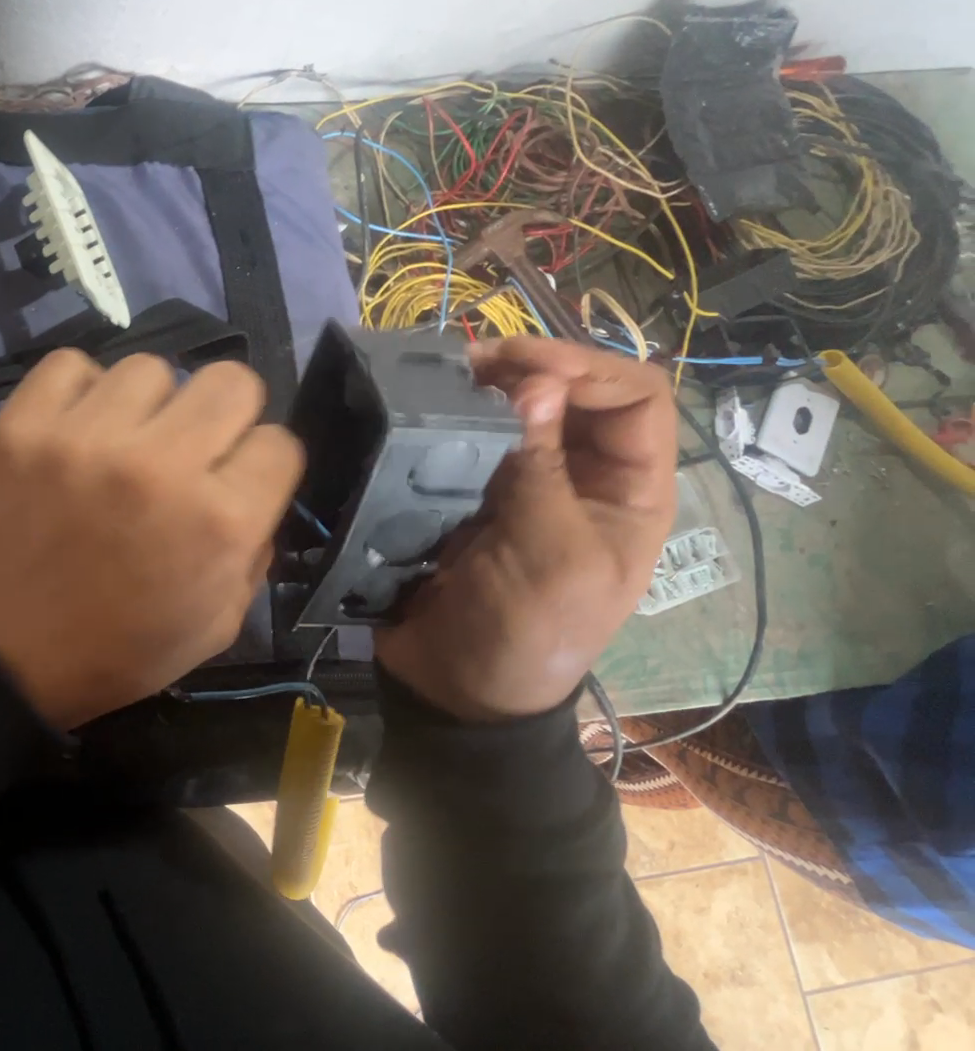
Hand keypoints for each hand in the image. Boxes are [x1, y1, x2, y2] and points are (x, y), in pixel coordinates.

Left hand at [0, 350, 303, 729]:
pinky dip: (80, 391)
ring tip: (122, 446)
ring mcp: (83, 439)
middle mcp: (159, 465)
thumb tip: (255, 484)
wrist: (1, 656)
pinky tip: (75, 430)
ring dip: (149, 406)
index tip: (234, 482)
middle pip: (230, 381)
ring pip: (150, 368)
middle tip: (187, 453)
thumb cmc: (116, 651)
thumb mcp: (217, 625)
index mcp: (218, 522)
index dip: (260, 465)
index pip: (279, 442)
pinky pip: (70, 365)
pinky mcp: (20, 426)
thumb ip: (254, 549)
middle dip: (222, 418)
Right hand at [375, 337, 677, 721]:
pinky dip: (442, 422)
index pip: (634, 399)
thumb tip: (530, 387)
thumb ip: (541, 472)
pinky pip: (460, 444)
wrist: (458, 686)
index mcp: (627, 490)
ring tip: (436, 381)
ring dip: (480, 390)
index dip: (588, 371)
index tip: (522, 374)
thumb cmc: (529, 632)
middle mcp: (576, 474)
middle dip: (527, 368)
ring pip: (512, 413)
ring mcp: (514, 484)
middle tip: (465, 363)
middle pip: (570, 394)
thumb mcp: (553, 556)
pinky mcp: (461, 495)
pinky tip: (416, 414)